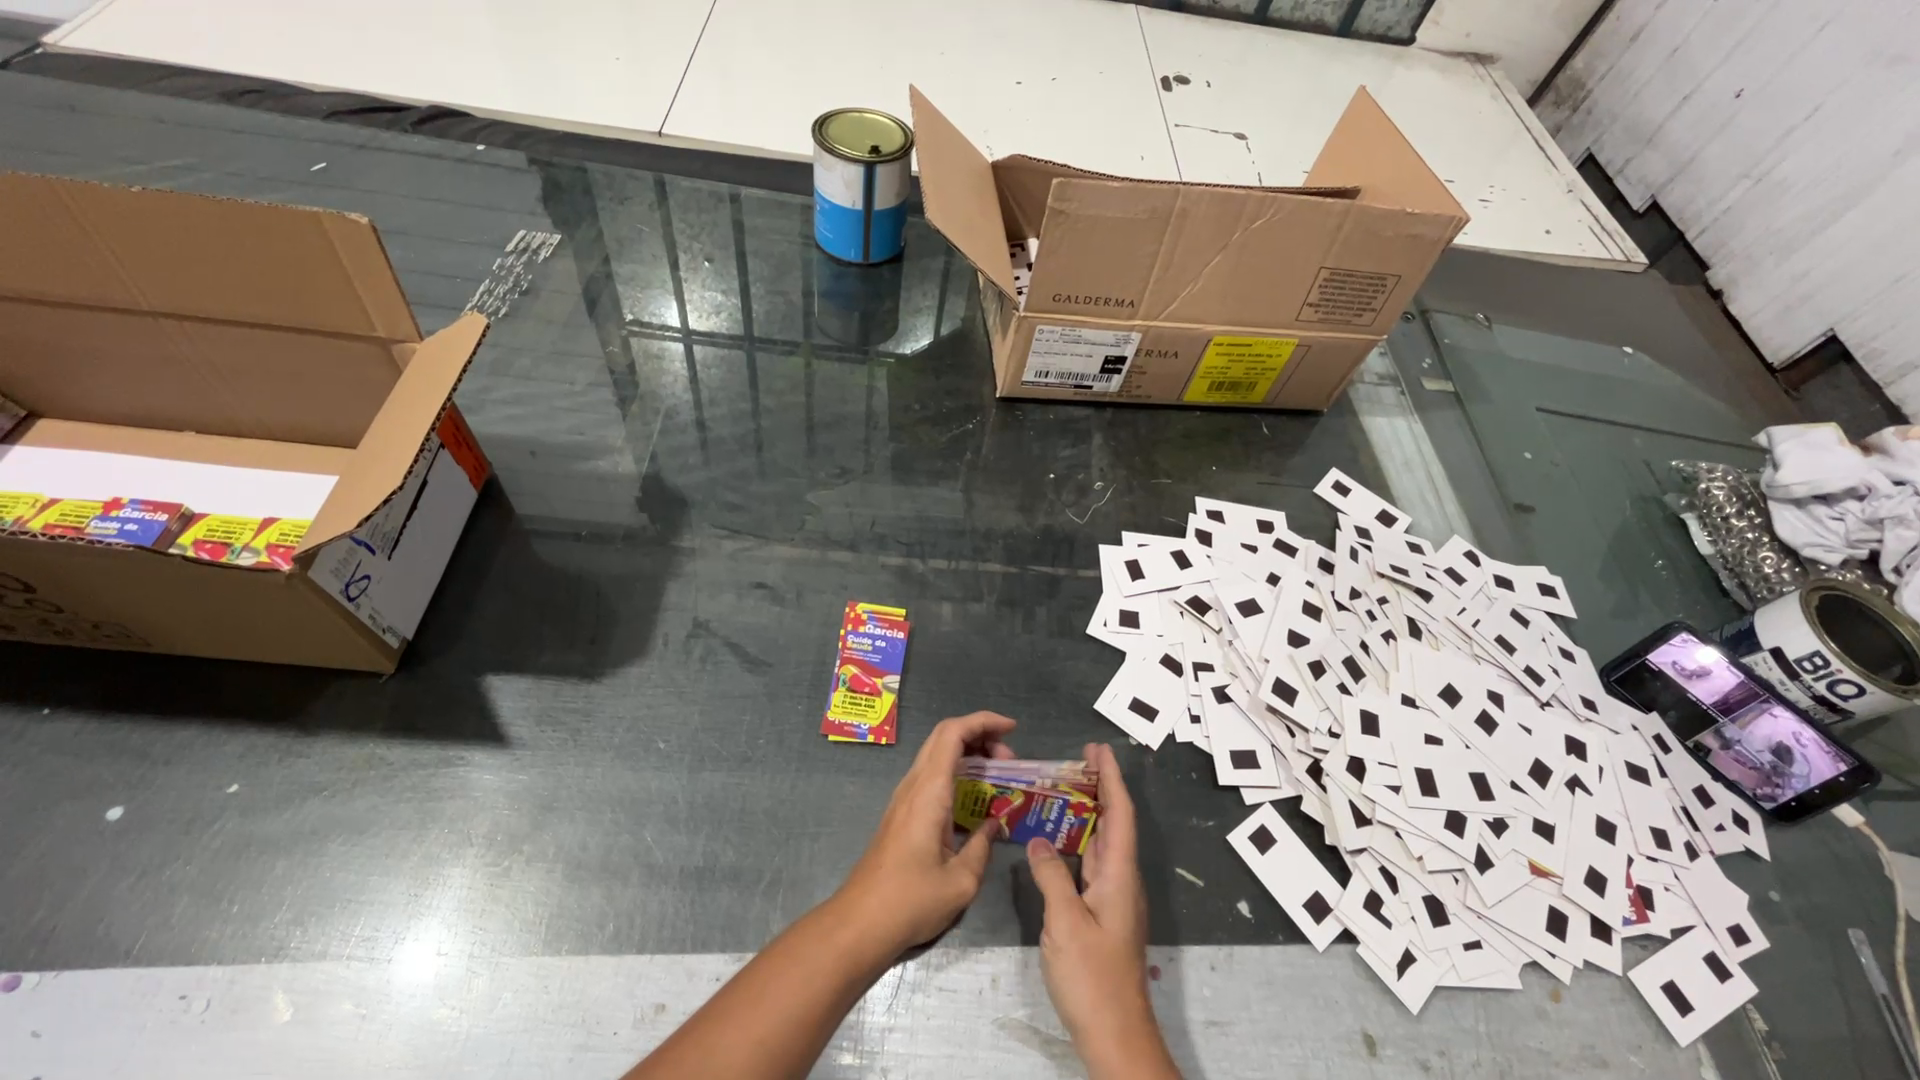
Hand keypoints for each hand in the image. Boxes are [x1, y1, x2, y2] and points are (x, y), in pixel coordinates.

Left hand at [833, 711, 1016, 956]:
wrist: (860, 923)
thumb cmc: (910, 902)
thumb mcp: (962, 881)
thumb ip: (982, 846)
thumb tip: (994, 824)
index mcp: (929, 792)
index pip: (952, 733)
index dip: (983, 722)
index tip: (1013, 730)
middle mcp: (914, 786)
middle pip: (943, 736)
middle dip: (980, 735)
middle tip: (1009, 761)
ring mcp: (904, 799)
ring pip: (936, 754)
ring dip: (968, 754)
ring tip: (999, 777)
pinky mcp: (901, 814)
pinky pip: (932, 776)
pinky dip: (957, 773)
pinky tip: (975, 799)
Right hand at [1027, 744, 1176, 1075]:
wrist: (1113, 1030)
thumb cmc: (1091, 975)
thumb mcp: (1065, 922)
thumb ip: (1051, 876)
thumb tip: (1039, 839)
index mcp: (1119, 875)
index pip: (1120, 814)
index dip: (1110, 779)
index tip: (1097, 749)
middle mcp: (1121, 880)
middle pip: (1115, 823)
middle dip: (1100, 788)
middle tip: (1075, 761)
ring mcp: (1113, 899)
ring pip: (1103, 843)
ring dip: (1089, 813)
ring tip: (1064, 789)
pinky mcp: (1102, 914)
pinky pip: (1092, 864)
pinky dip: (1078, 842)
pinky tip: (1059, 839)